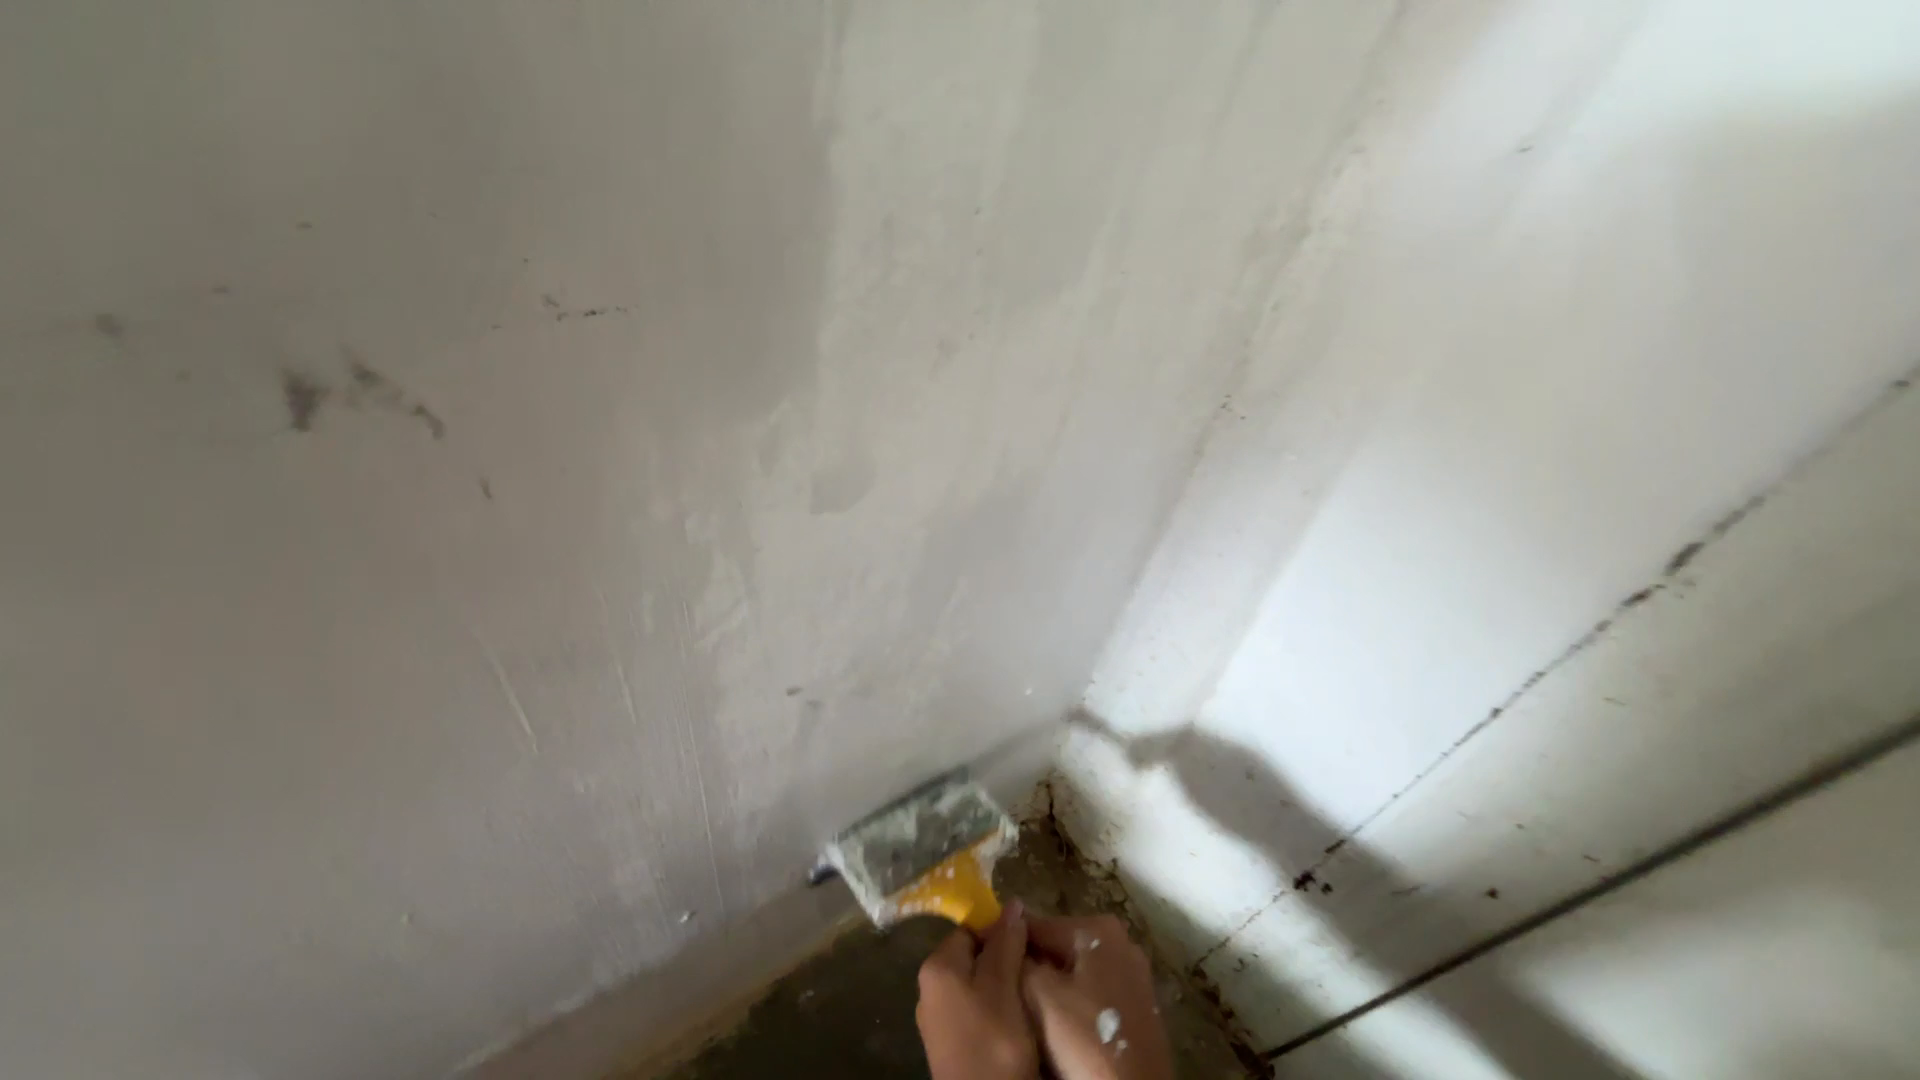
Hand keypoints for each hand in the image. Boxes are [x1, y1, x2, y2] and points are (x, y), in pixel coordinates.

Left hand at [916, 900, 1037, 1079]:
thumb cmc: (992, 1043)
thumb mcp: (1004, 987)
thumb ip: (1006, 944)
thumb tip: (1012, 904)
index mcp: (936, 968)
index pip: (970, 929)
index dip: (1001, 931)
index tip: (1029, 943)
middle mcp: (929, 989)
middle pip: (973, 956)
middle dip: (1003, 959)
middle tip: (1033, 969)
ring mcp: (939, 1020)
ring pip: (976, 985)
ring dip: (1002, 987)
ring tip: (1029, 993)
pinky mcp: (951, 1045)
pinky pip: (975, 1012)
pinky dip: (996, 1011)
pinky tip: (1015, 1020)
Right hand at [1021, 915, 1172, 1079]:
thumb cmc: (1086, 1039)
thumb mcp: (1040, 994)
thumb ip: (1020, 959)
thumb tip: (1007, 940)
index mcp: (1098, 929)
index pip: (1037, 924)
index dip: (1007, 940)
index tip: (985, 958)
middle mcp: (1121, 942)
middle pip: (1058, 946)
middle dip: (1033, 965)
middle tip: (1008, 988)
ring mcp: (1133, 974)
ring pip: (1075, 971)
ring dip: (1052, 986)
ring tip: (1029, 1007)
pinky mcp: (1138, 1004)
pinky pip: (1092, 991)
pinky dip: (1073, 1001)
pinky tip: (1059, 1023)